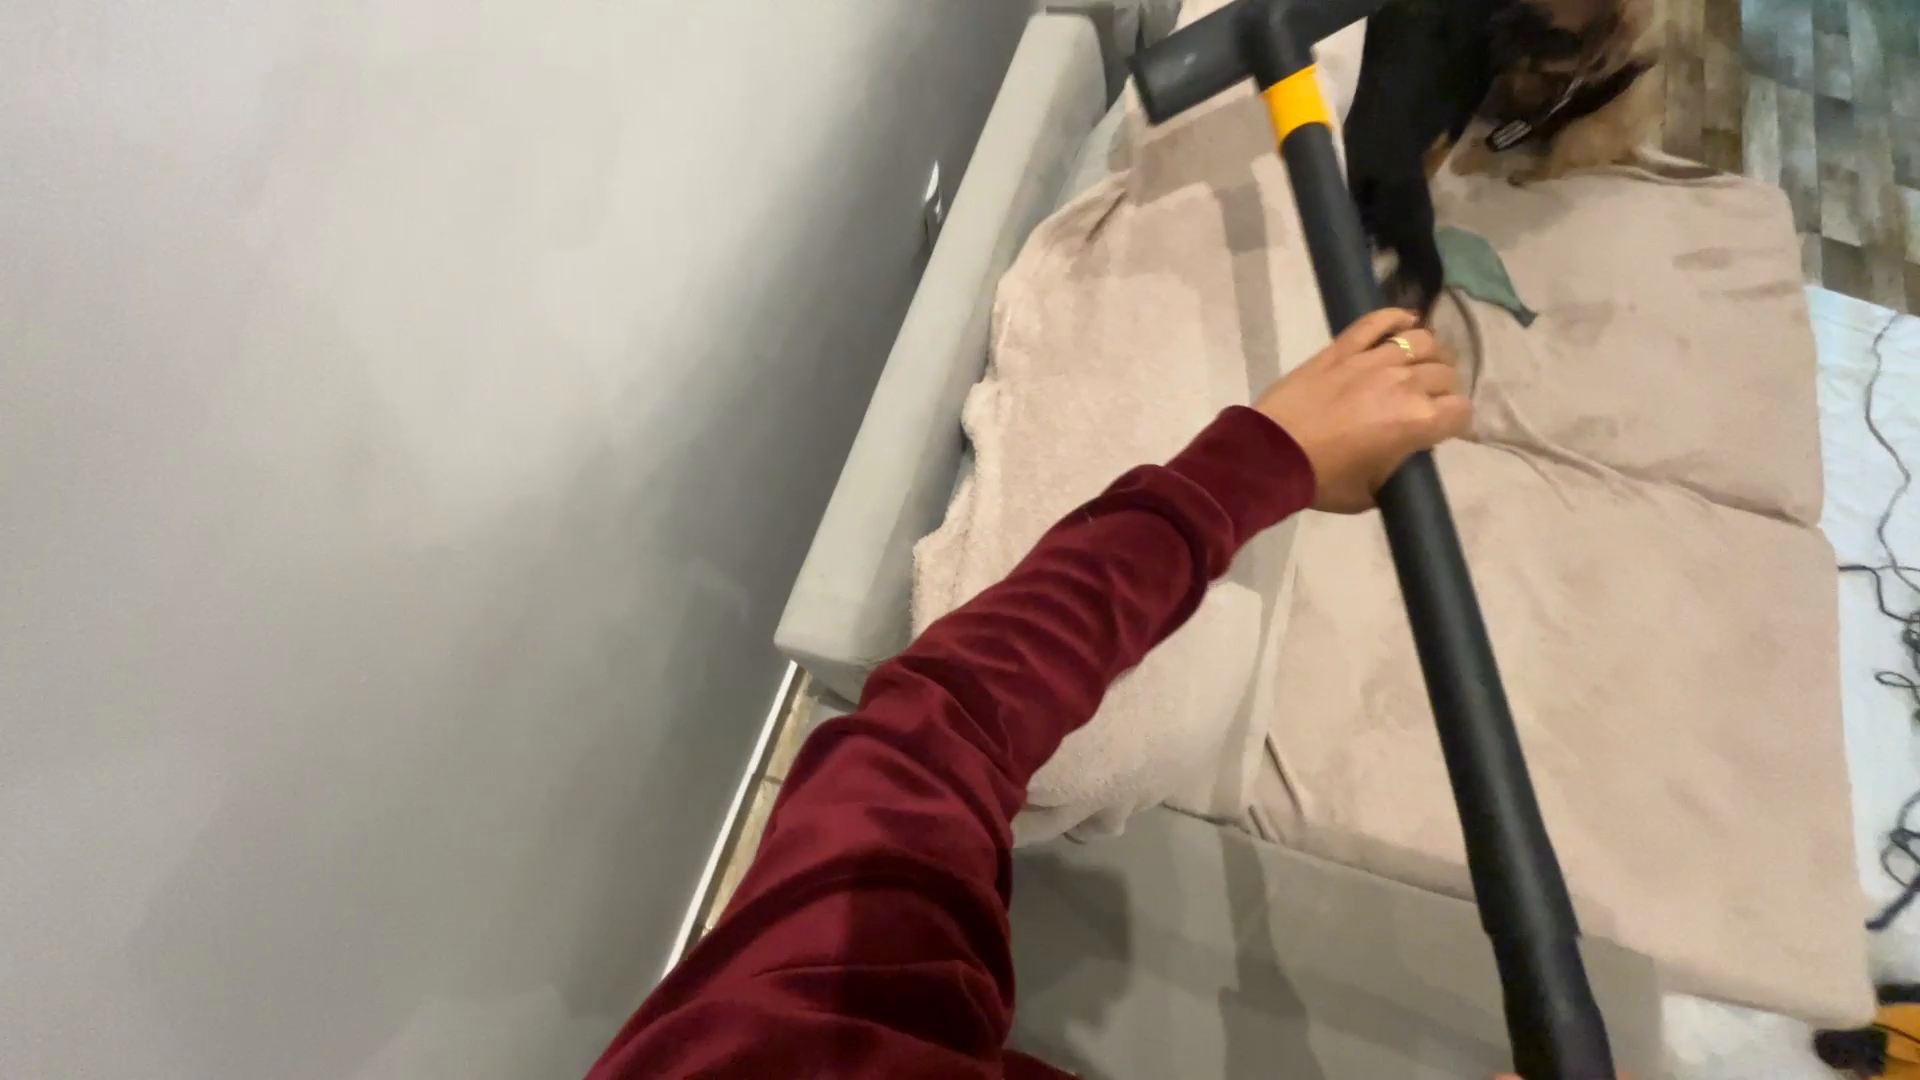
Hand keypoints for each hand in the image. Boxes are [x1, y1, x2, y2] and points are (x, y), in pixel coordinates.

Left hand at [1253, 308, 1469, 513]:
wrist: (1268, 454)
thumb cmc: (1319, 480)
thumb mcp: (1370, 492)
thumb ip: (1397, 468)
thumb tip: (1403, 451)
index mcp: (1418, 421)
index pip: (1460, 410)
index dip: (1453, 421)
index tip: (1438, 428)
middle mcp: (1404, 384)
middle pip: (1445, 374)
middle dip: (1442, 389)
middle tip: (1425, 400)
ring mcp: (1372, 360)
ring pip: (1422, 341)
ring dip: (1429, 353)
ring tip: (1418, 365)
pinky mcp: (1341, 349)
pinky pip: (1377, 321)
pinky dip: (1396, 317)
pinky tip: (1406, 321)